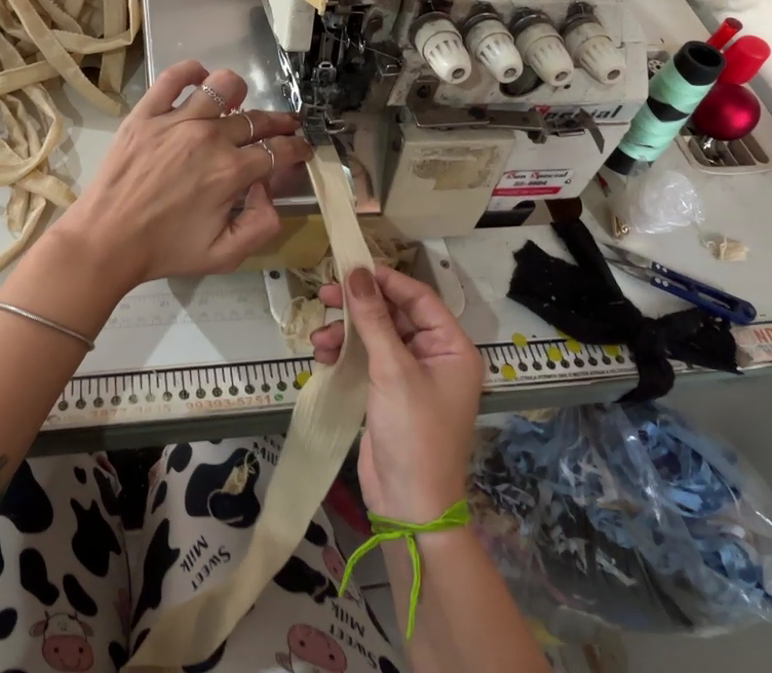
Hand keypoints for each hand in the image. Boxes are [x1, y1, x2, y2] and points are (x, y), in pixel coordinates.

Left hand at [55, 60, 311, 292]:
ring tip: (239, 105)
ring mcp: (175, 121)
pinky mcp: (145, 114)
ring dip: (239, 93)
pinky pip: (173, 78)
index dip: (297, 148)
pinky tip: (199, 83)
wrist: (105, 241)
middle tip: (284, 127)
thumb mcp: (224, 255)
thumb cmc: (164, 251)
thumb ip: (262, 225)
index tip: (301, 149)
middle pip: (256, 119)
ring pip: (222, 86)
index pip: (278, 150)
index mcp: (231, 172)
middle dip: (279, 123)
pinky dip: (192, 72)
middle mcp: (208, 138)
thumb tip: (268, 190)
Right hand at [312, 266, 482, 521]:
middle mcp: (435, 357)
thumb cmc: (413, 431)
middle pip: (394, 315)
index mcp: (452, 347)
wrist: (409, 502)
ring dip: (347, 334)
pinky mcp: (389, 394)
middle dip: (359, 308)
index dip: (385, 281)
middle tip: (326, 296)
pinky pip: (366, 361)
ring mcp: (411, 376)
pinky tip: (323, 357)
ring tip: (319, 340)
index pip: (419, 299)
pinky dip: (345, 356)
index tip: (350, 268)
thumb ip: (373, 319)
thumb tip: (357, 273)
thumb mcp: (392, 371)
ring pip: (375, 338)